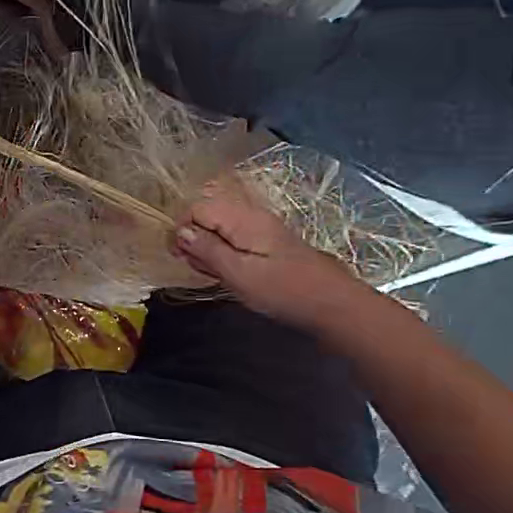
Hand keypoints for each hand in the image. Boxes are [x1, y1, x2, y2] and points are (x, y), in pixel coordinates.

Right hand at [172, 178, 366, 328]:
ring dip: (208, 250)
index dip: (182, 229)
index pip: (197, 208)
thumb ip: (207, 249)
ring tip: (216, 275)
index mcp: (242, 219)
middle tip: (203, 269)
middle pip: (206, 216)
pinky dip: (224, 255)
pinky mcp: (266, 244)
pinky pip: (233, 240)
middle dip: (195, 240)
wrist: (333, 304)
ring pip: (218, 230)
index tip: (182, 256)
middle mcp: (250, 217)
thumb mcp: (238, 273)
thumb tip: (179, 231)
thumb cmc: (283, 290)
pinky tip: (230, 275)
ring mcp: (260, 230)